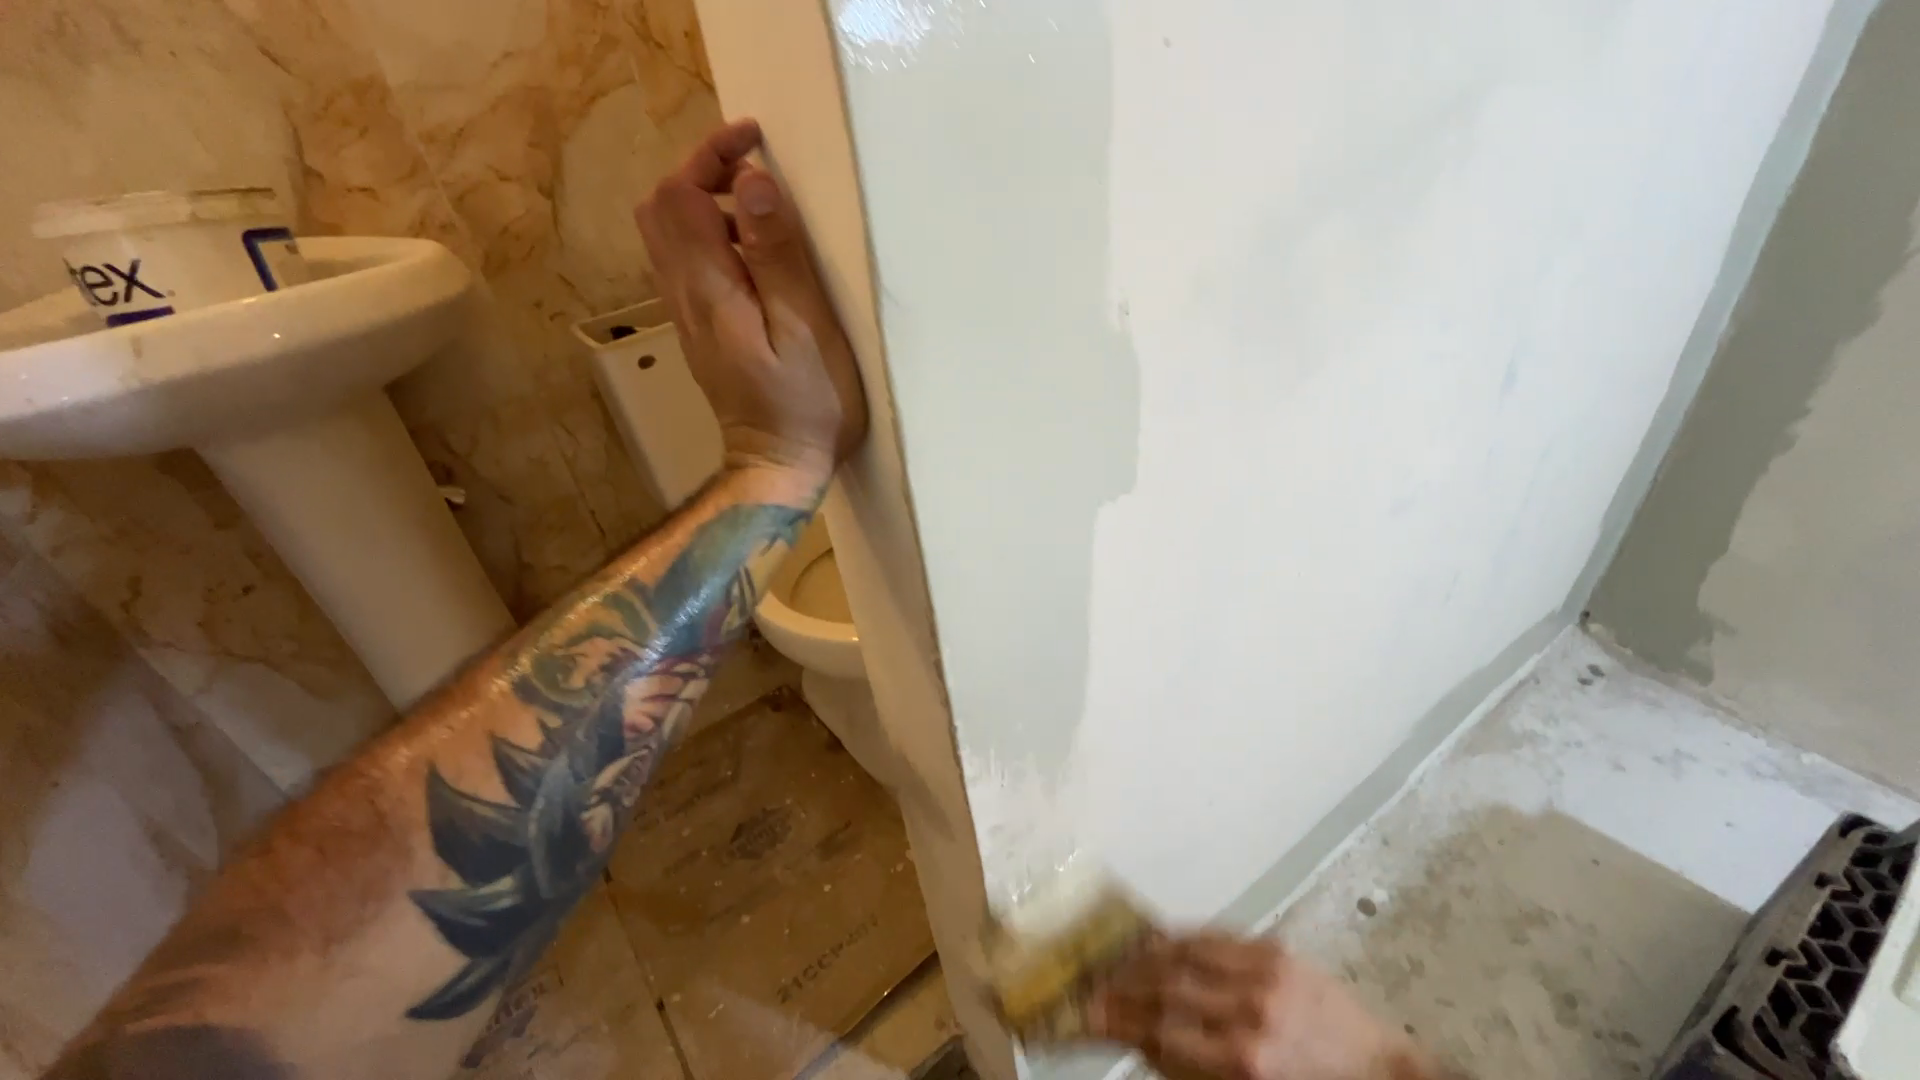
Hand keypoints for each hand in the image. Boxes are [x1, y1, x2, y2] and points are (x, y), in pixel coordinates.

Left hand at [635, 119, 868, 478]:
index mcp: (710, 291)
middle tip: (756, 172)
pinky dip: (709, 238)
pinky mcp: (700, 333)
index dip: (711, 154)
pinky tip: (752, 256)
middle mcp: (685, 297)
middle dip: (702, 173)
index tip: (756, 139)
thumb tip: (752, 183)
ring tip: (761, 210)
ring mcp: (687, 317)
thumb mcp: (806, 330)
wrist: (777, 468)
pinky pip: (686, 266)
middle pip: (662, 209)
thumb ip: (778, 258)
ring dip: (705, 205)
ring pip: (669, 237)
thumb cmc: (807, 405)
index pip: (680, 195)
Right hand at [1089, 934, 1440, 1079]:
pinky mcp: (1274, 950)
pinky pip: (1212, 937)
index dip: (1114, 1022)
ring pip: (1182, 955)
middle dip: (1119, 989)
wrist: (1377, 1074)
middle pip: (1163, 991)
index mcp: (1240, 1062)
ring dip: (1141, 959)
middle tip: (1088, 988)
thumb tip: (1137, 1039)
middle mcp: (1246, 1012)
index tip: (1083, 1015)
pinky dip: (1177, 938)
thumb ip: (1188, 1068)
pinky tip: (1155, 941)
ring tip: (1113, 962)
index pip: (1157, 1034)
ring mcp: (1261, 974)